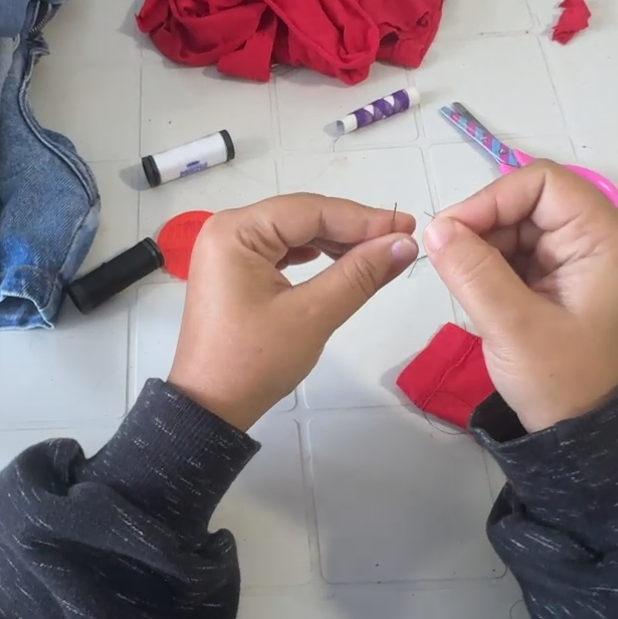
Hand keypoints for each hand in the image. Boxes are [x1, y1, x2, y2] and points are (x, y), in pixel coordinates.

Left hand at [170, 195, 418, 430]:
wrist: (211, 407)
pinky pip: (280, 253)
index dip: (362, 218)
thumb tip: (404, 244)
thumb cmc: (254, 362)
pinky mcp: (233, 273)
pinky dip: (312, 258)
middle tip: (398, 241)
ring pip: (293, 235)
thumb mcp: (312, 315)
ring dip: (335, 244)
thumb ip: (360, 274)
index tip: (406, 227)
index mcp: (235, 232)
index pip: (310, 211)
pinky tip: (338, 262)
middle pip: (301, 218)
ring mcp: (227, 253)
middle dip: (350, 230)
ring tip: (376, 254)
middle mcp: (226, 231)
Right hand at [423, 164, 617, 432]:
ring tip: (464, 287)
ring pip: (515, 225)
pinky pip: (514, 251)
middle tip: (447, 264)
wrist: (584, 429)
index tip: (448, 234)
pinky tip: (478, 294)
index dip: (490, 199)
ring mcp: (576, 256)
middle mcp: (594, 235)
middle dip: (481, 226)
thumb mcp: (513, 327)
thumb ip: (473, 273)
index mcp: (602, 237)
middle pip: (526, 201)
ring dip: (481, 248)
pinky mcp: (557, 276)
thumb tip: (434, 228)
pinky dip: (488, 265)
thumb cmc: (561, 380)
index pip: (541, 183)